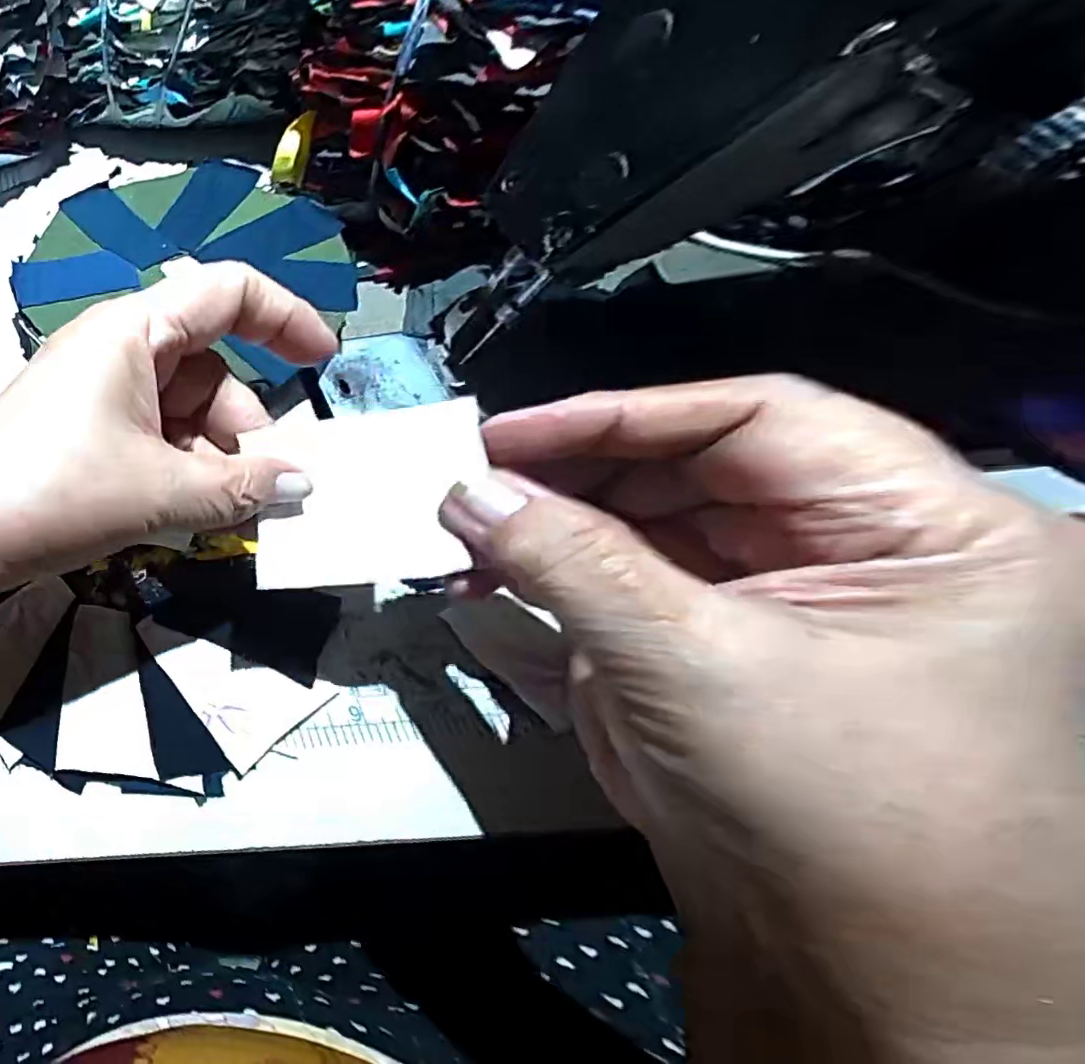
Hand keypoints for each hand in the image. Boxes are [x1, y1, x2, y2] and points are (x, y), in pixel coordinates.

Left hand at [0, 262, 334, 635]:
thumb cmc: (56, 493)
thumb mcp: (159, 491)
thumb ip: (239, 487)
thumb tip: (302, 484)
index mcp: (134, 331)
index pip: (229, 292)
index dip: (286, 317)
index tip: (324, 362)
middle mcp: (117, 350)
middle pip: (211, 371)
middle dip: (245, 429)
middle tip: (267, 491)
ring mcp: (97, 393)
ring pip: (183, 414)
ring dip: (212, 461)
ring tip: (224, 515)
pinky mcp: (83, 433)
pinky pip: (152, 440)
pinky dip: (178, 472)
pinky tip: (186, 516)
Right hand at [438, 375, 1084, 1060]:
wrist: (838, 962)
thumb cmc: (820, 808)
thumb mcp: (685, 661)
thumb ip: (568, 559)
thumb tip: (467, 491)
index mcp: (913, 527)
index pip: (754, 419)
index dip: (620, 416)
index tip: (507, 434)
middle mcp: (842, 546)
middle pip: (680, 468)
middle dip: (564, 476)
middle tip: (468, 488)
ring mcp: (759, 592)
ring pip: (632, 521)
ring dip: (541, 525)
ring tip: (463, 536)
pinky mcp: (694, 636)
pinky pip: (608, 575)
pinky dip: (542, 571)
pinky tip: (484, 577)